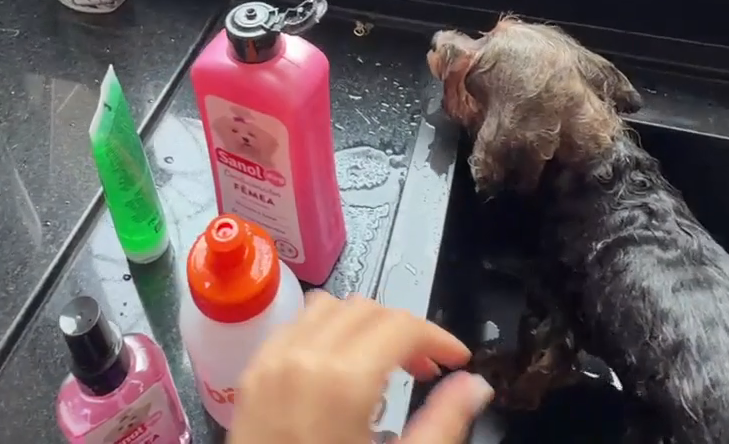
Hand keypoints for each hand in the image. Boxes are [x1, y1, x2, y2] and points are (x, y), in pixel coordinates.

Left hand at [226, 292, 492, 443]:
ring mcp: (273, 359)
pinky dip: (324, 330)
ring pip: (329, 306)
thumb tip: (475, 385)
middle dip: (403, 331)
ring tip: (382, 365)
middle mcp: (305, 354)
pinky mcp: (253, 371)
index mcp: (343, 379)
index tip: (458, 359)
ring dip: (362, 324)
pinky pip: (295, 325)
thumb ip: (442, 423)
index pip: (402, 326)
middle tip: (424, 369)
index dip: (438, 336)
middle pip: (367, 308)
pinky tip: (337, 367)